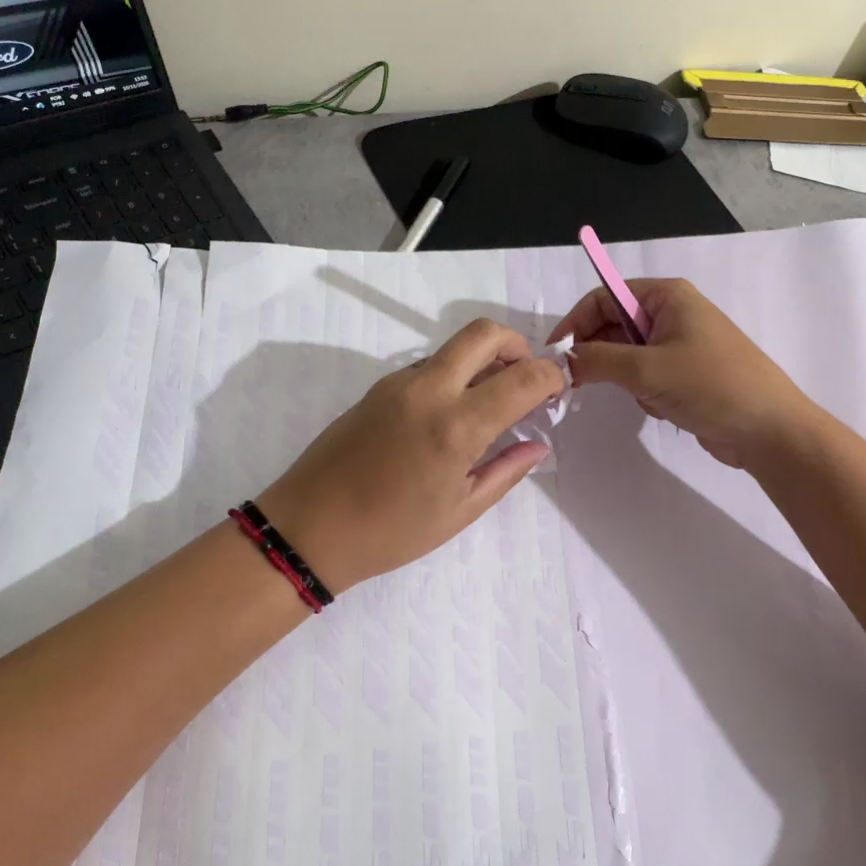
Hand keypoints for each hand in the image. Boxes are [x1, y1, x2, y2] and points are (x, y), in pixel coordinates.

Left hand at [253, 319, 564, 593]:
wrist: (307, 529)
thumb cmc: (390, 532)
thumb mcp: (460, 510)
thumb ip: (506, 471)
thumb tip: (538, 445)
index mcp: (457, 426)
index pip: (523, 377)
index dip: (551, 377)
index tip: (558, 391)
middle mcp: (429, 390)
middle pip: (485, 333)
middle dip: (518, 346)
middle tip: (527, 379)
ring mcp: (399, 383)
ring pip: (454, 348)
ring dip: (483, 362)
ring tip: (490, 406)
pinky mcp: (378, 388)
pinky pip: (429, 367)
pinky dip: (454, 377)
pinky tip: (451, 419)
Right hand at [549, 278, 817, 468]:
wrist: (768, 429)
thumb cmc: (711, 385)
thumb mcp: (646, 369)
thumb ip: (597, 360)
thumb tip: (560, 361)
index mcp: (667, 296)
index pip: (604, 296)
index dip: (576, 323)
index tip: (554, 356)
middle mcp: (673, 314)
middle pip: (614, 326)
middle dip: (601, 356)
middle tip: (581, 384)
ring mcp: (681, 346)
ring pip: (628, 357)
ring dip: (627, 380)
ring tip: (647, 397)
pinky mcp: (686, 376)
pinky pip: (646, 379)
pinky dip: (646, 394)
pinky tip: (665, 409)